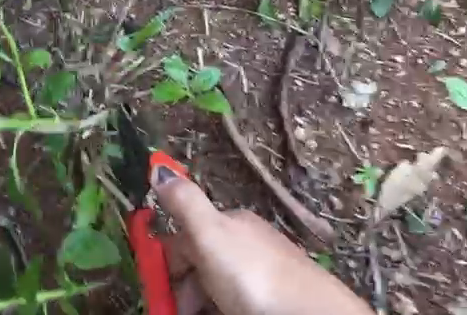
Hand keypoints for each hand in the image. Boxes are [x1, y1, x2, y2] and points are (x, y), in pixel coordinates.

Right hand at [155, 171, 371, 314]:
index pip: (185, 240)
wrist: (308, 310)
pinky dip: (225, 308)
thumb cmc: (252, 273)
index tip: (159, 294)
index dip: (168, 267)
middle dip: (185, 293)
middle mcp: (244, 243)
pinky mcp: (271, 297)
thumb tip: (159, 167)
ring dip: (203, 304)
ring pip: (219, 287)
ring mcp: (260, 271)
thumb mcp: (211, 233)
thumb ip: (185, 203)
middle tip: (184, 313)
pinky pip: (239, 299)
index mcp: (229, 224)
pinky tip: (227, 314)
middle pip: (200, 267)